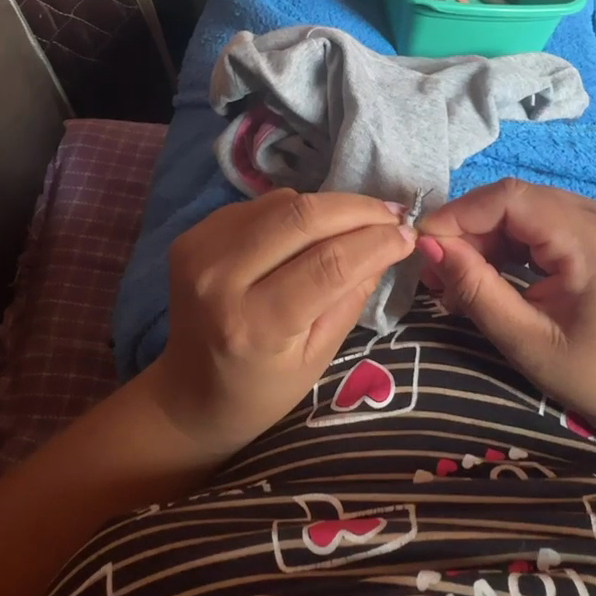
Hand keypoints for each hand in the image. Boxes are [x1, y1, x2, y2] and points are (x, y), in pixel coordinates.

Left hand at [147, 189, 415, 456]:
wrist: (187, 393)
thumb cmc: (261, 390)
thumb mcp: (317, 359)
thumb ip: (351, 297)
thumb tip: (389, 243)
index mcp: (254, 325)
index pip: (328, 264)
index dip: (375, 242)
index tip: (408, 234)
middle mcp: (221, 279)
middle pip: (302, 216)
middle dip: (358, 209)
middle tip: (393, 214)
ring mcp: (201, 250)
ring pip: (282, 202)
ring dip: (329, 207)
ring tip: (359, 222)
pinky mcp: (194, 234)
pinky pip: (259, 206)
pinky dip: (296, 210)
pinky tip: (312, 229)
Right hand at [417, 179, 595, 450]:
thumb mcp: (526, 340)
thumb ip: (475, 289)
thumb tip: (427, 246)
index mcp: (591, 238)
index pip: (508, 198)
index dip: (458, 215)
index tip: (422, 248)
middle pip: (513, 199)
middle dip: (467, 230)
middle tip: (434, 273)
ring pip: (521, 209)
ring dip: (483, 238)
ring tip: (454, 281)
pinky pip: (538, 222)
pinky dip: (506, 244)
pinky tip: (485, 275)